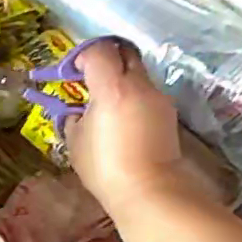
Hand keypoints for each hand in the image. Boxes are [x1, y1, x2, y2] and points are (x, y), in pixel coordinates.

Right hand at [64, 38, 193, 212]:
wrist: (149, 190)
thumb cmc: (106, 169)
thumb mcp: (76, 144)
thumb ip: (74, 120)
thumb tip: (77, 114)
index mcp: (112, 87)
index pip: (98, 51)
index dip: (82, 56)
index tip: (72, 72)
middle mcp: (139, 84)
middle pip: (124, 52)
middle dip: (106, 58)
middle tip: (92, 78)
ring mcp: (158, 97)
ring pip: (138, 73)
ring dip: (122, 80)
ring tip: (108, 106)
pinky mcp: (168, 112)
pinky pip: (147, 94)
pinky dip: (134, 98)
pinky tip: (125, 123)